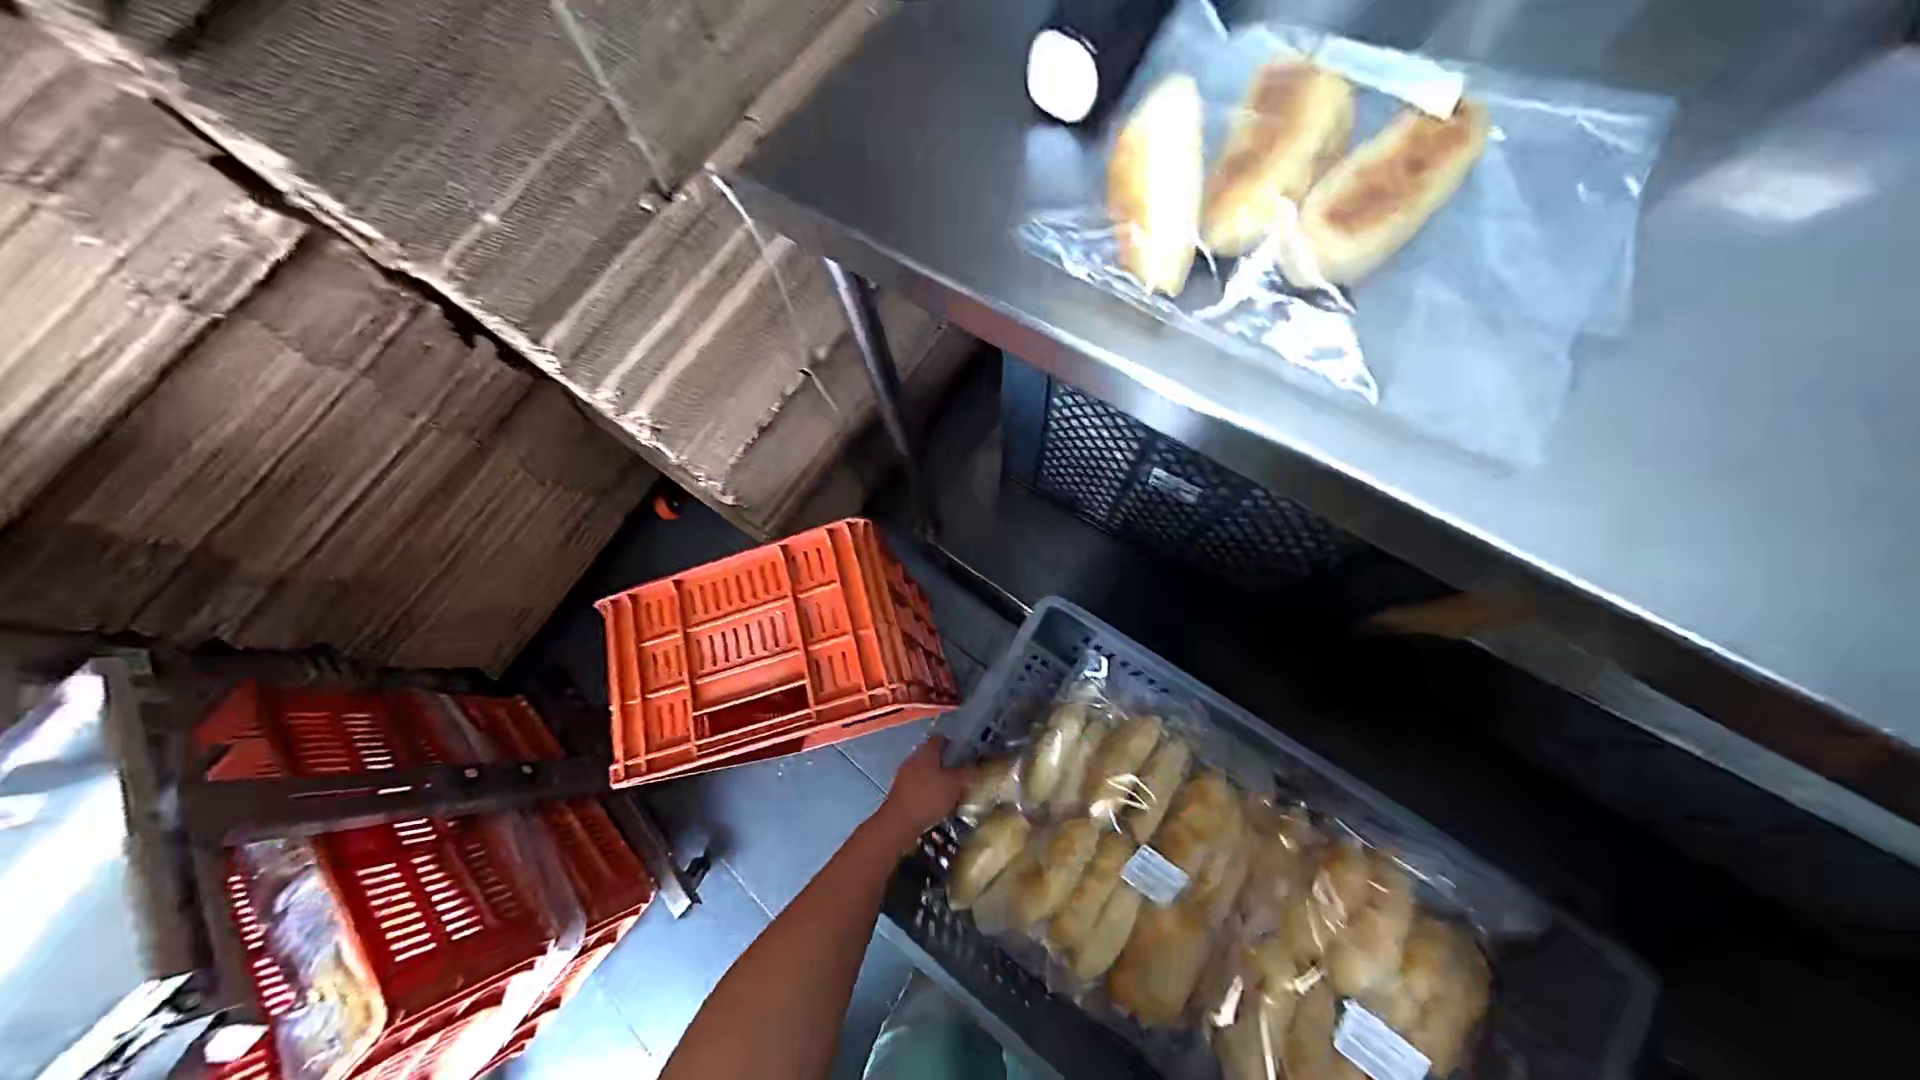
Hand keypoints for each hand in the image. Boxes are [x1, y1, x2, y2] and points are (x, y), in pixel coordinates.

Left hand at [872, 736, 973, 846]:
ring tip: (950, 789)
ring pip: (924, 770)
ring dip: (936, 777)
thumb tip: (977, 767)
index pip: (939, 738)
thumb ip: (967, 774)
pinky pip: (917, 784)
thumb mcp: (954, 785)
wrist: (899, 822)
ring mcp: (904, 775)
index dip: (952, 742)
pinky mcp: (900, 791)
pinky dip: (927, 789)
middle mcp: (913, 759)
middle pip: (931, 754)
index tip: (963, 752)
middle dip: (945, 762)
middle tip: (960, 772)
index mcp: (926, 752)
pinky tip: (936, 802)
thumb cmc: (929, 798)